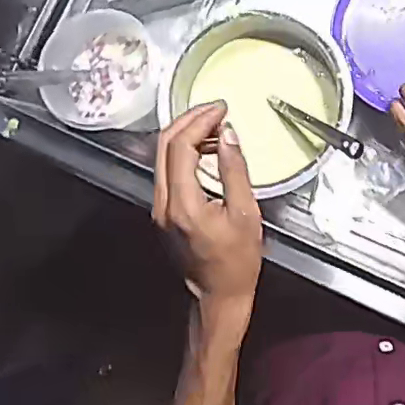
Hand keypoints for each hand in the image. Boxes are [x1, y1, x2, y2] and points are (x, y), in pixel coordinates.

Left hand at [153, 102, 262, 316]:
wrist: (217, 296)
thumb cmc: (237, 261)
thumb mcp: (246, 213)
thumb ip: (235, 170)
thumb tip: (229, 133)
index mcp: (183, 204)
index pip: (181, 147)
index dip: (199, 121)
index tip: (222, 108)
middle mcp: (163, 203)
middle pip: (164, 146)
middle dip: (189, 120)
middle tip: (216, 109)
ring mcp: (159, 208)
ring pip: (163, 157)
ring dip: (187, 135)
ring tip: (217, 127)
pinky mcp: (164, 212)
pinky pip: (169, 171)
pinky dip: (186, 152)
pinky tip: (209, 149)